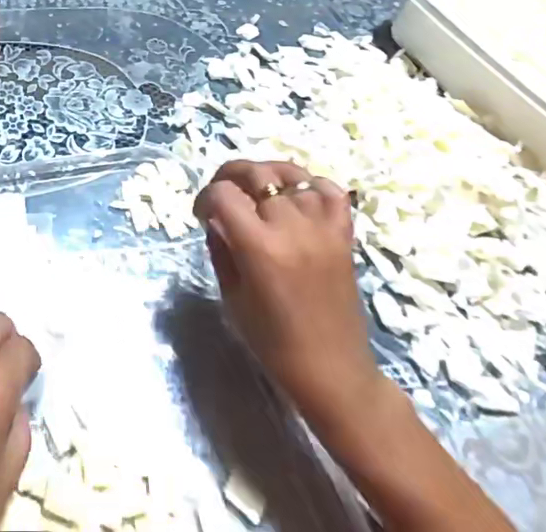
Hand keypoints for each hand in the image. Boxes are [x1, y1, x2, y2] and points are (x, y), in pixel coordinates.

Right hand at [196, 160, 384, 425]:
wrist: (333, 371)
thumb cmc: (273, 342)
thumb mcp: (232, 295)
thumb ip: (221, 248)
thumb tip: (215, 218)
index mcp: (259, 246)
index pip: (223, 194)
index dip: (205, 197)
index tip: (201, 214)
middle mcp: (292, 228)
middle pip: (255, 174)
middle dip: (229, 176)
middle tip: (221, 195)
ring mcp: (322, 229)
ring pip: (291, 175)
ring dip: (266, 177)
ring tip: (256, 191)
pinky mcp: (344, 236)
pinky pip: (330, 192)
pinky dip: (310, 184)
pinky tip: (295, 195)